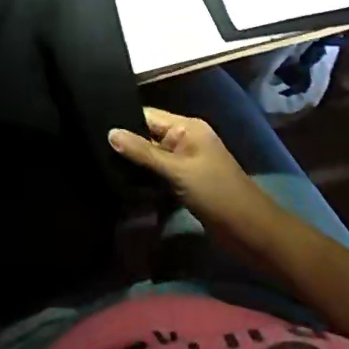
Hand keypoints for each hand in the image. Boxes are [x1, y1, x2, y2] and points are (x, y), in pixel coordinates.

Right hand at [108, 107, 269, 226]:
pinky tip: (122, 181)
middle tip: (94, 150)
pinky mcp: (183, 181)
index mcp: (186, 127)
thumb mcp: (178, 171)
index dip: (121, 121)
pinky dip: (143, 177)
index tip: (94, 129)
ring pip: (149, 155)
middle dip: (124, 143)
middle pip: (146, 134)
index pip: (145, 115)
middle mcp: (184, 139)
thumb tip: (109, 133)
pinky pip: (156, 172)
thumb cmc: (218, 194)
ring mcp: (184, 161)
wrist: (253, 233)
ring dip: (132, 162)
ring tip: (102, 164)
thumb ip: (143, 152)